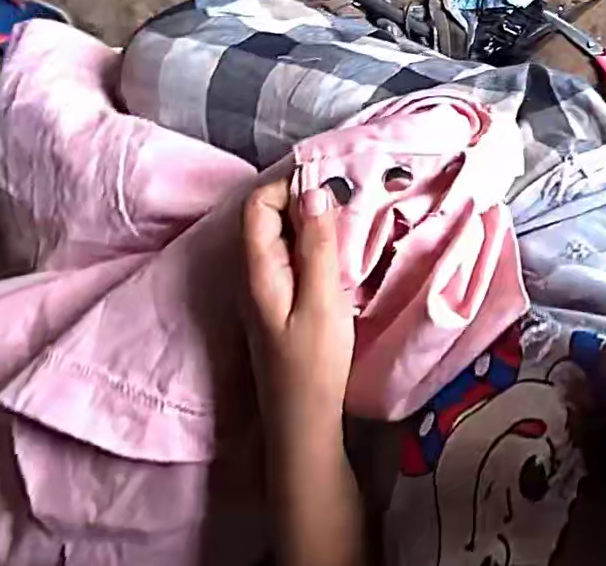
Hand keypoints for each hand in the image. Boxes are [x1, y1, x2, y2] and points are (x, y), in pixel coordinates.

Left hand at [241, 179, 353, 434]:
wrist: (303, 423)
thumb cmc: (313, 363)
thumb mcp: (321, 299)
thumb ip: (316, 244)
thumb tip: (314, 189)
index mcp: (258, 270)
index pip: (258, 205)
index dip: (290, 185)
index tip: (331, 182)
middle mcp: (255, 272)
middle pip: (269, 215)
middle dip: (305, 196)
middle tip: (348, 195)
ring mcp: (267, 286)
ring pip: (284, 233)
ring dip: (313, 218)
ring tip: (350, 214)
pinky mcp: (282, 297)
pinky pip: (294, 252)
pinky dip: (316, 239)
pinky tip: (341, 245)